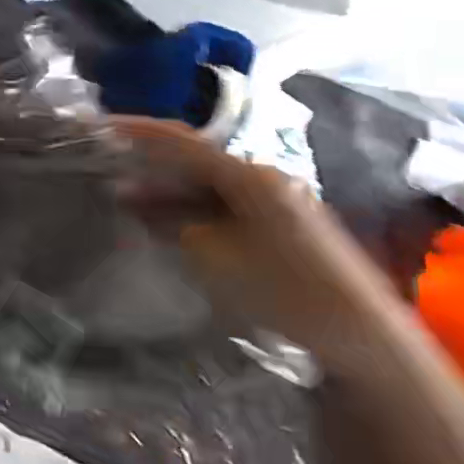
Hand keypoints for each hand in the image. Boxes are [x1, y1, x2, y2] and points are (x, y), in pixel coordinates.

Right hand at [114, 117, 408, 373]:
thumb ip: (168, 220)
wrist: (363, 338)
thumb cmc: (282, 290)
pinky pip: (225, 203)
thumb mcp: (211, 255)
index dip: (136, 131)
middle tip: (107, 168)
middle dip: (148, 165)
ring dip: (168, 191)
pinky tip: (170, 222)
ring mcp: (276, 200)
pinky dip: (193, 208)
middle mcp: (263, 177)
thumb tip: (131, 196)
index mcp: (248, 175)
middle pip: (194, 161)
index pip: (180, 141)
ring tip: (127, 201)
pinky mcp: (282, 223)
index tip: (99, 126)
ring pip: (208, 184)